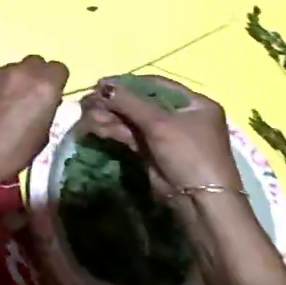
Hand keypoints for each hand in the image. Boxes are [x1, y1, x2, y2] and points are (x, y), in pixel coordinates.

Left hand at [0, 56, 68, 196]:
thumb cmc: (13, 151)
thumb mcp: (43, 135)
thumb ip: (48, 111)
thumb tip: (44, 103)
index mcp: (45, 86)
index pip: (59, 69)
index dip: (56, 83)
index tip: (51, 97)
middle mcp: (24, 73)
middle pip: (36, 63)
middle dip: (37, 77)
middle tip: (31, 98)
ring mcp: (0, 72)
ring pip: (15, 68)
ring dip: (17, 80)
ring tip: (8, 102)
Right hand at [81, 75, 238, 197]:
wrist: (199, 202)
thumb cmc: (188, 153)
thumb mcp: (160, 123)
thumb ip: (129, 102)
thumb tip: (101, 85)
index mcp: (194, 103)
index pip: (156, 84)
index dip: (128, 83)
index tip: (102, 83)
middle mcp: (181, 116)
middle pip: (141, 102)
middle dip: (114, 102)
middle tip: (89, 101)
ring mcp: (166, 135)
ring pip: (133, 119)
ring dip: (110, 116)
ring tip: (86, 114)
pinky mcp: (153, 152)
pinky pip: (130, 135)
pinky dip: (113, 130)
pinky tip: (95, 127)